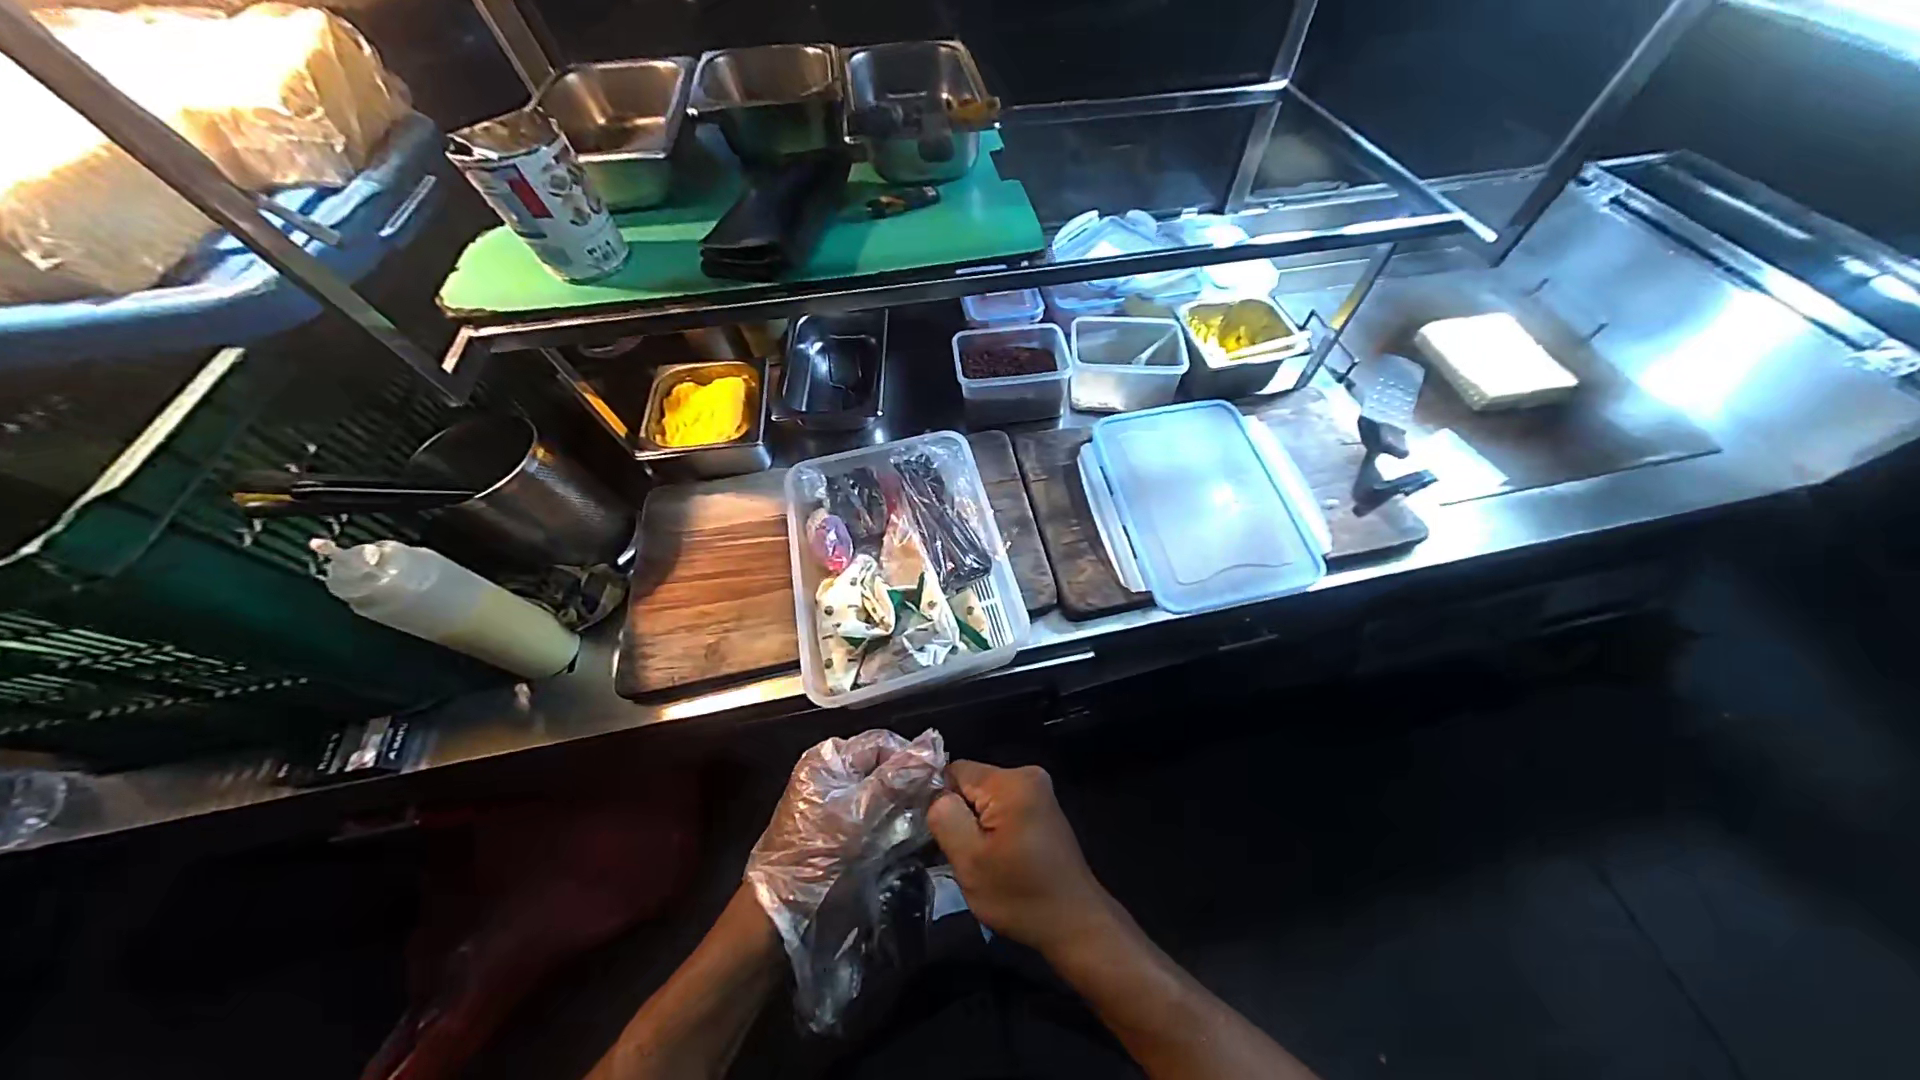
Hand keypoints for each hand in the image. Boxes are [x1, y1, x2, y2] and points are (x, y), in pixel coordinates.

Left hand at [743, 729, 945, 953]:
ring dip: (909, 807)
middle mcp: (835, 774)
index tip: (939, 781)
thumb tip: (933, 744)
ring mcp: (840, 804)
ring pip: (887, 793)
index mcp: (829, 759)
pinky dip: (899, 825)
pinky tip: (915, 837)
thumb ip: (895, 779)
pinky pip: (881, 816)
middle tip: (938, 804)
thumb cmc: (814, 857)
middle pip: (886, 766)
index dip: (912, 758)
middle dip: (912, 784)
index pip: (883, 742)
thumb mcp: (857, 814)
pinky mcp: (847, 831)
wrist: (781, 919)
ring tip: (930, 822)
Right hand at [928, 760, 1114, 955]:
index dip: (940, 799)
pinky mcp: (1043, 812)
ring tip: (981, 860)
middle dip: (960, 815)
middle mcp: (1028, 776)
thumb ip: (945, 817)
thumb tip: (935, 795)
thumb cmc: (1021, 894)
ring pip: (985, 799)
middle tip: (962, 853)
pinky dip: (994, 830)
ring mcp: (1039, 794)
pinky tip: (998, 859)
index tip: (940, 834)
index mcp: (1011, 782)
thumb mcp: (970, 860)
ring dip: (977, 826)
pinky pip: (1003, 809)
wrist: (1075, 924)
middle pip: (972, 784)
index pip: (955, 771)